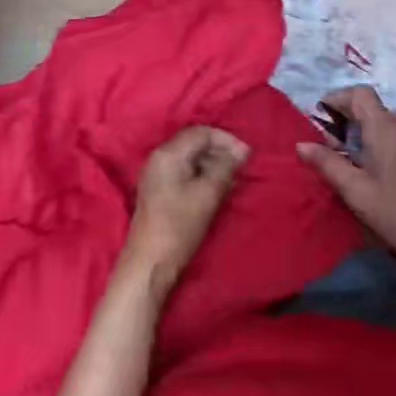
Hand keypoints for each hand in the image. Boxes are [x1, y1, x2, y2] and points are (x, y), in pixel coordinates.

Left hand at [125, 126, 249, 285]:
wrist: (150, 263)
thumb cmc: (179, 227)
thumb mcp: (208, 194)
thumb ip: (226, 167)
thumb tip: (242, 150)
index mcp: (168, 154)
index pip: (201, 132)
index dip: (226, 139)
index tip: (246, 155)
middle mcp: (159, 158)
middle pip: (194, 142)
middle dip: (221, 151)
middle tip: (242, 167)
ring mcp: (157, 173)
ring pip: (191, 157)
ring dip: (213, 164)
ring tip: (234, 179)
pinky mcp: (159, 189)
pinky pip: (185, 171)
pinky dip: (203, 175)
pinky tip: (219, 187)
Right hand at [297, 86, 395, 273]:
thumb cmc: (393, 211)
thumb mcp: (353, 189)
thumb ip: (327, 163)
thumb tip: (302, 145)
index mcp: (383, 128)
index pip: (360, 94)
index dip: (338, 98)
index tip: (320, 116)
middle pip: (372, 108)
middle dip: (347, 119)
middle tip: (329, 145)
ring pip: (385, 125)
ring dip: (363, 134)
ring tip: (348, 160)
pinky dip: (379, 145)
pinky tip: (372, 173)